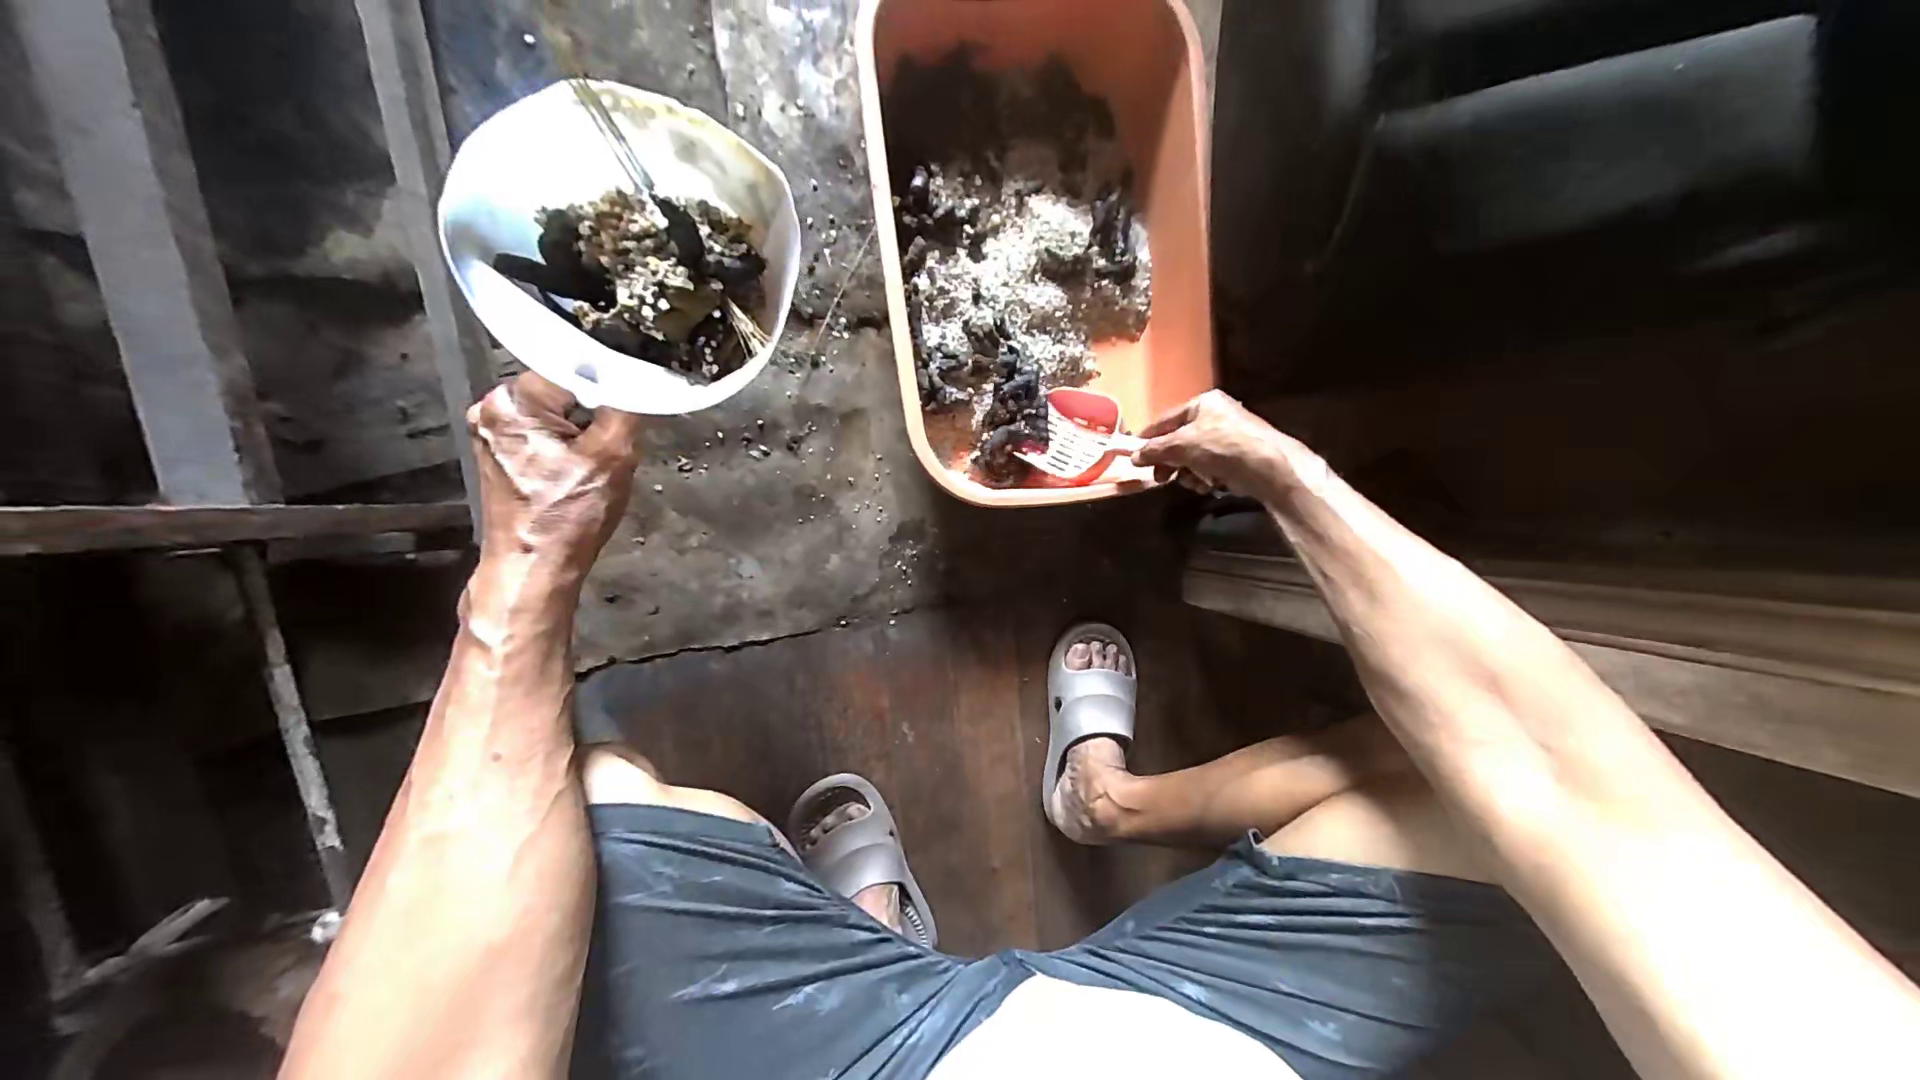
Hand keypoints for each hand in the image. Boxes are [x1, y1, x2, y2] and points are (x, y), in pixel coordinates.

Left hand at [467, 373, 641, 573]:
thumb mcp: (614, 456)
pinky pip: (550, 434)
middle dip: (599, 414)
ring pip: (562, 413)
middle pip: (568, 390)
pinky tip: (582, 473)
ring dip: (588, 432)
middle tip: (611, 448)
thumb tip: (644, 379)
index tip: (632, 406)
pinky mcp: (506, 453)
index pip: (576, 367)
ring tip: (595, 465)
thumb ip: (629, 408)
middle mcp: (494, 410)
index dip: (613, 385)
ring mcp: (496, 433)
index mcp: (513, 401)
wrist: (536, 565)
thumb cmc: (565, 520)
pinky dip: (573, 447)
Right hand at [1132, 390, 1307, 501]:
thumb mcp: (1181, 445)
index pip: (1165, 420)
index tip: (1134, 456)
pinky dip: (1204, 477)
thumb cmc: (1222, 447)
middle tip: (1161, 478)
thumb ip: (1154, 450)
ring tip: (1192, 483)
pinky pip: (1210, 467)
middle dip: (1170, 461)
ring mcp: (1229, 436)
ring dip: (1187, 473)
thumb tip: (1133, 457)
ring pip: (1193, 457)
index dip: (1148, 438)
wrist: (1269, 466)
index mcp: (1203, 403)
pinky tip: (1208, 485)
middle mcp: (1216, 415)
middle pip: (1179, 441)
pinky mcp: (1238, 457)